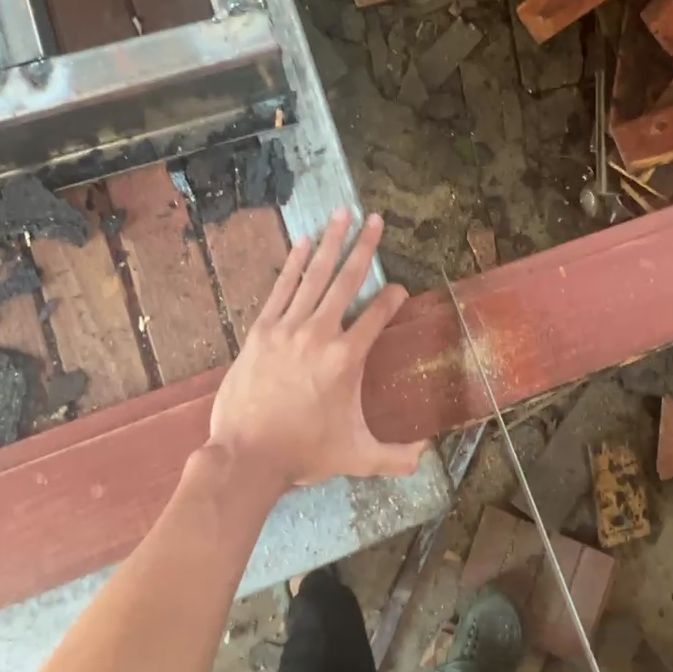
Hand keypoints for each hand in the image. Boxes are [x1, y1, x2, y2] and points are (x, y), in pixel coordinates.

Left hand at [205, 209, 427, 490]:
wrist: (246, 456)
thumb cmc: (304, 453)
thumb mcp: (357, 456)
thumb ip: (395, 457)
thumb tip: (426, 457)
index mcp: (347, 358)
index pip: (377, 314)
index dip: (392, 297)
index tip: (400, 288)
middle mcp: (320, 334)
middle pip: (348, 280)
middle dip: (364, 247)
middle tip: (375, 219)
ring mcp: (288, 328)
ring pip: (315, 276)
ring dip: (330, 243)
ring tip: (342, 214)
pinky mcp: (262, 331)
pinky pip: (282, 288)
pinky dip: (294, 264)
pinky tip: (303, 242)